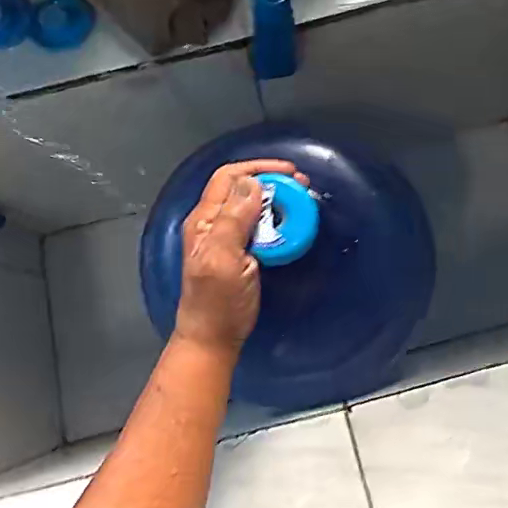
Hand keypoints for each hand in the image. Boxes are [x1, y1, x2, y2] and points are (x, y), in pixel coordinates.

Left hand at [173, 159, 308, 356]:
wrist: (213, 339)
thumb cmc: (216, 303)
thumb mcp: (223, 259)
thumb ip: (233, 219)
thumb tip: (252, 183)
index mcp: (204, 220)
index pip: (229, 178)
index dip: (258, 168)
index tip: (290, 173)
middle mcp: (213, 224)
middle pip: (241, 188)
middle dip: (272, 181)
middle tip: (302, 186)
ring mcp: (225, 239)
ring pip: (251, 207)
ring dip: (276, 201)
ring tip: (301, 202)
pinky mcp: (239, 254)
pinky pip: (257, 228)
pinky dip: (276, 221)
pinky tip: (291, 224)